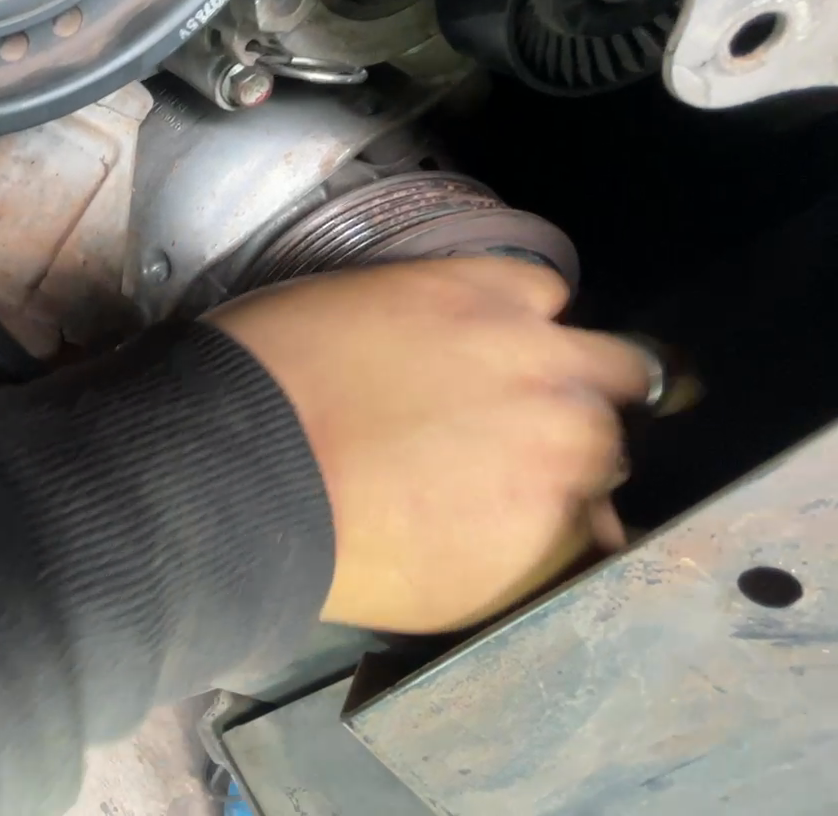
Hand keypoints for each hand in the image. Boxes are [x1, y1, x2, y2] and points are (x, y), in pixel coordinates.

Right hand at [207, 258, 647, 633]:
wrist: (229, 466)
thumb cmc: (250, 377)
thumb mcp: (323, 309)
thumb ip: (401, 321)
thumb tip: (422, 359)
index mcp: (476, 295)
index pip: (540, 296)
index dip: (508, 329)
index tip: (477, 356)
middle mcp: (541, 365)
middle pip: (611, 375)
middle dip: (561, 397)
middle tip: (489, 432)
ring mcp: (553, 458)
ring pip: (600, 462)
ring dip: (553, 471)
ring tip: (469, 499)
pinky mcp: (543, 544)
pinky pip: (572, 540)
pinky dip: (532, 540)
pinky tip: (460, 541)